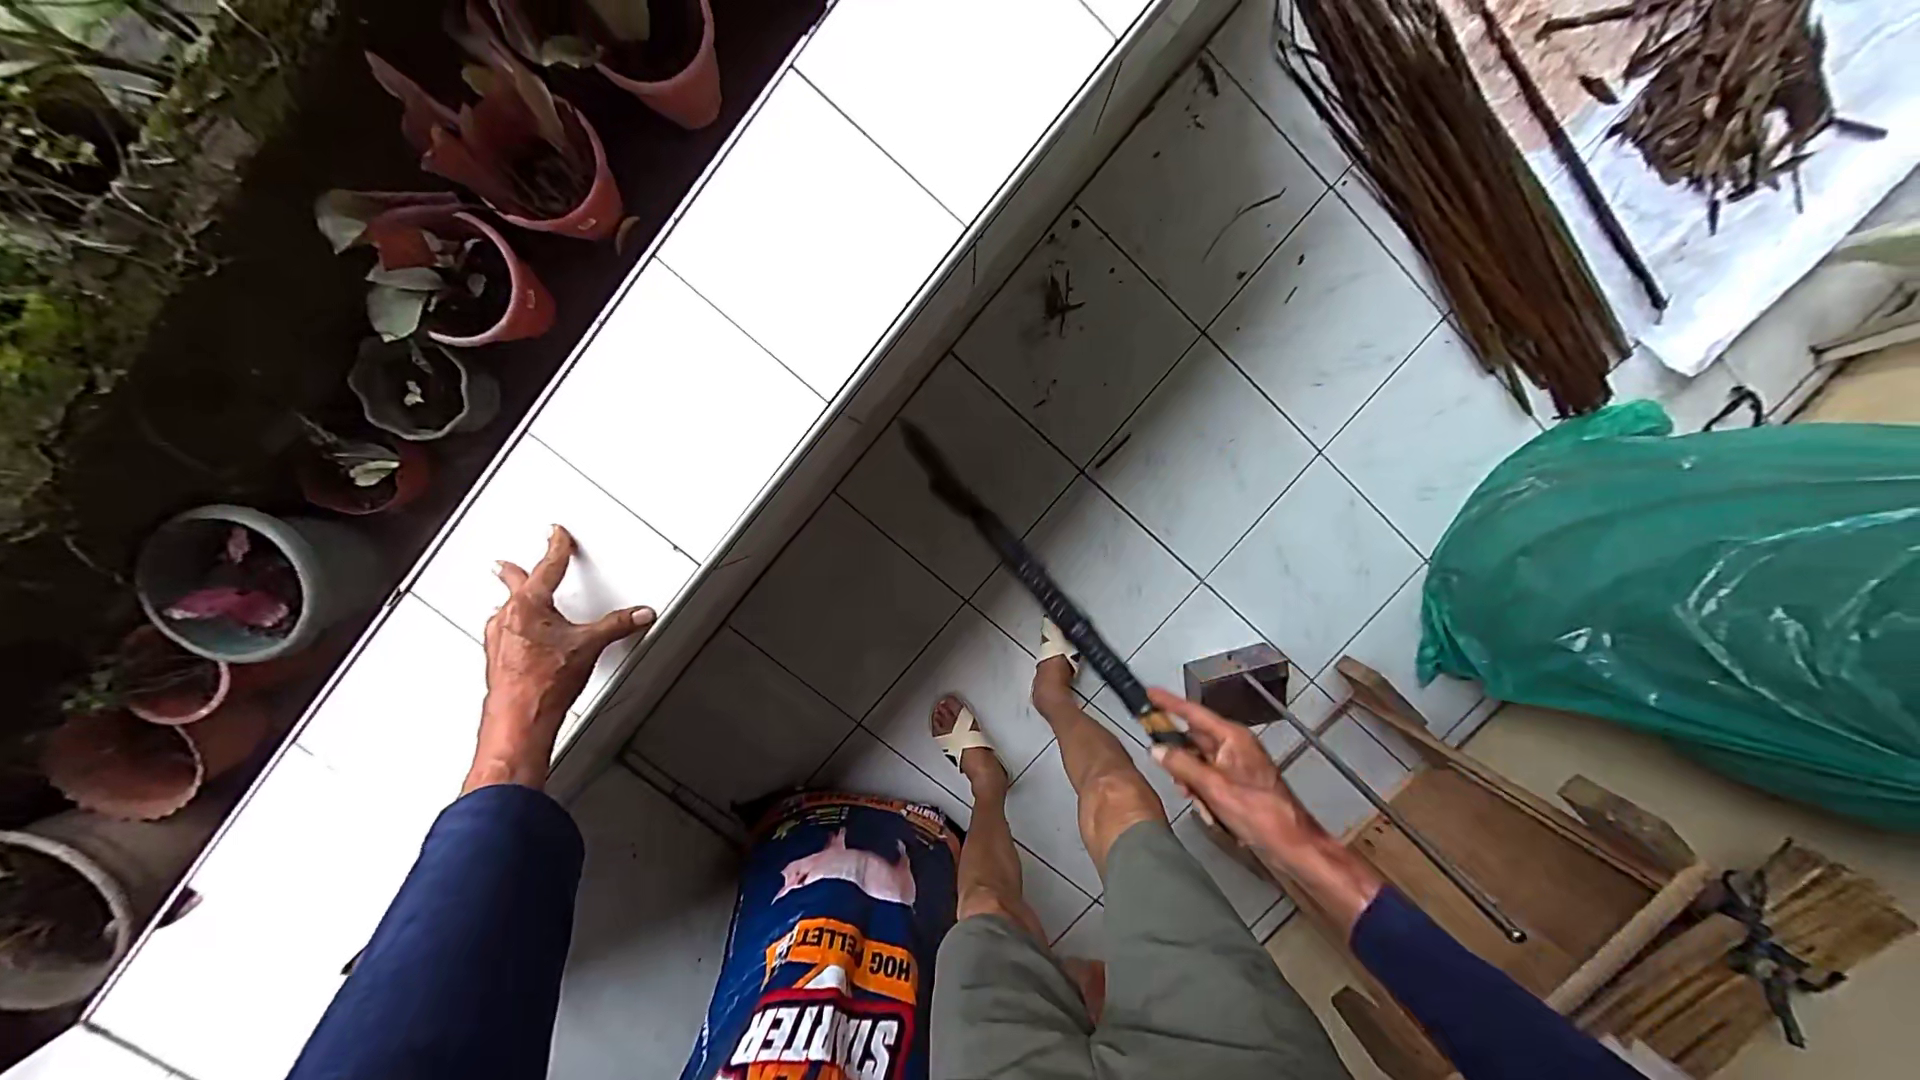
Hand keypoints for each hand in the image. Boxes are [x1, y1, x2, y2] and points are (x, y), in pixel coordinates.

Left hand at [466, 525, 654, 791]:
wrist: (520, 717)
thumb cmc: (544, 681)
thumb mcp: (591, 645)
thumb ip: (618, 624)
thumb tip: (640, 614)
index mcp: (529, 606)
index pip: (547, 568)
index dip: (556, 548)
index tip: (556, 534)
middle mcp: (508, 618)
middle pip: (516, 586)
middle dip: (517, 572)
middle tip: (509, 563)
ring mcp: (499, 640)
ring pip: (506, 609)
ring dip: (513, 600)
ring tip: (516, 598)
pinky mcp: (498, 659)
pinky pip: (505, 632)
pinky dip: (514, 625)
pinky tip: (523, 637)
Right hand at [1147, 686, 1383, 931]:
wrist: (1292, 845)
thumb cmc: (1259, 812)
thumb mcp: (1213, 787)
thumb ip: (1181, 765)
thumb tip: (1156, 749)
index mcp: (1232, 738)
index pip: (1193, 713)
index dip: (1169, 703)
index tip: (1150, 693)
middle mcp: (1234, 746)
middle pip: (1193, 740)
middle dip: (1178, 759)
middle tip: (1169, 772)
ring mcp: (1236, 765)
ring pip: (1197, 763)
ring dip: (1190, 780)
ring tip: (1195, 799)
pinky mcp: (1237, 784)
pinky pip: (1208, 779)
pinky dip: (1202, 792)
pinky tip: (1208, 810)